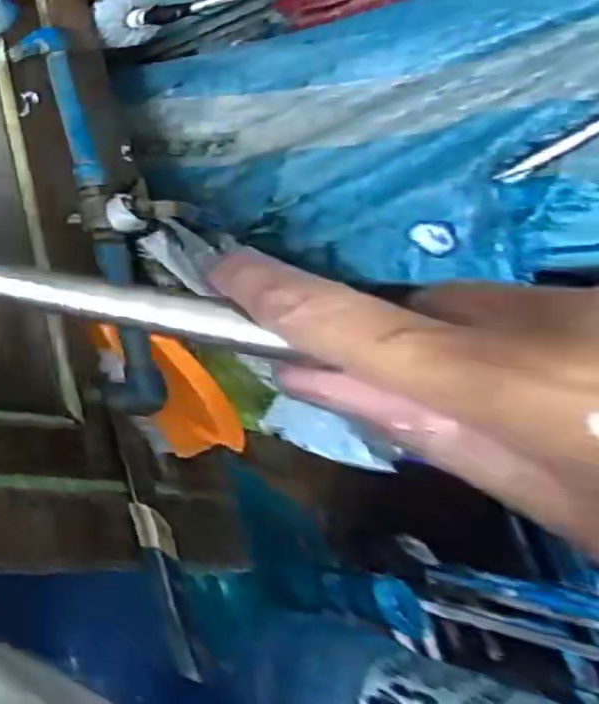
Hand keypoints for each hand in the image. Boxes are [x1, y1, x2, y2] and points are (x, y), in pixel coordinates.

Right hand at [211, 248, 598, 554]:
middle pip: (427, 310)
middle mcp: (554, 328)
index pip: (347, 325)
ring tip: (572, 412)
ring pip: (501, 311)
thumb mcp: (567, 511)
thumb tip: (304, 376)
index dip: (272, 295)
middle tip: (448, 403)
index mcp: (513, 387)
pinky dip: (565, 348)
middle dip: (415, 346)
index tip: (217, 270)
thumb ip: (428, 433)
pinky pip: (567, 315)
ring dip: (497, 350)